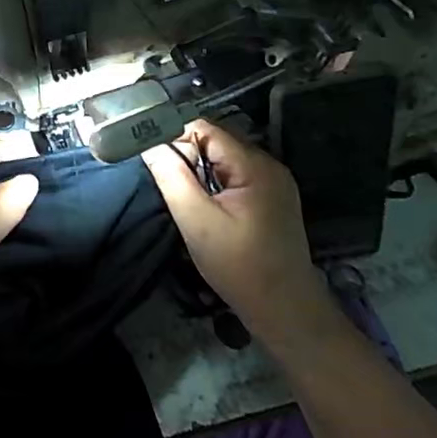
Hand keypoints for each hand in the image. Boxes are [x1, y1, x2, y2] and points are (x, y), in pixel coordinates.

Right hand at [142, 121, 335, 345]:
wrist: (286, 309)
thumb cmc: (239, 266)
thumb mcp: (197, 221)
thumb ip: (172, 177)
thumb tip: (150, 145)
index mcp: (254, 164)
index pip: (205, 128)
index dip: (175, 137)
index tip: (153, 159)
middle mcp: (269, 164)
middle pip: (217, 140)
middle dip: (187, 154)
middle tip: (166, 180)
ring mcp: (275, 181)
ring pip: (226, 158)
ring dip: (201, 169)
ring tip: (184, 195)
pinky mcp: (274, 198)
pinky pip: (237, 174)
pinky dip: (217, 182)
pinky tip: (207, 205)